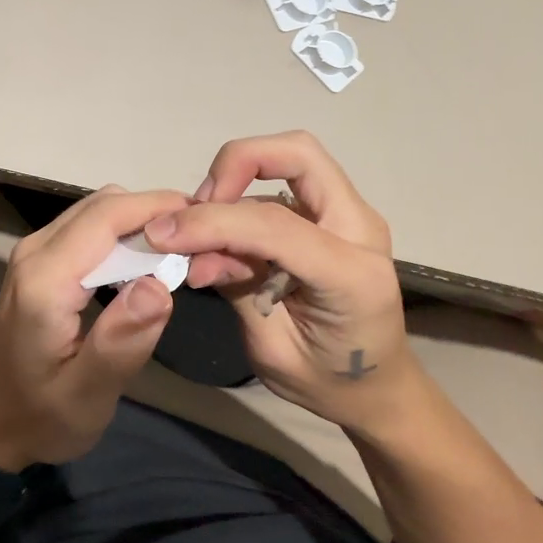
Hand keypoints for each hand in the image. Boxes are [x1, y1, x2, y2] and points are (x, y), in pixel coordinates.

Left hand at [0, 188, 191, 471]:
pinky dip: (122, 234)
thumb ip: (120, 343)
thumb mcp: (87, 396)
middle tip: (201, 241)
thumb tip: (158, 286)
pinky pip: (86, 228)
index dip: (155, 208)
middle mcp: (34, 252)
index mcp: (44, 281)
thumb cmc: (41, 417)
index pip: (105, 217)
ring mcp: (33, 253)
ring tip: (181, 252)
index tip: (206, 217)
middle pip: (101, 206)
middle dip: (153, 212)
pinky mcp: (40, 261)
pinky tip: (147, 264)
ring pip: (94, 211)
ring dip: (139, 221)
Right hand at [142, 132, 421, 435]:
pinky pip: (283, 181)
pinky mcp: (332, 213)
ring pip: (290, 157)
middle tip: (199, 206)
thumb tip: (190, 252)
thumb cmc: (329, 382)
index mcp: (353, 277)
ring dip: (235, 178)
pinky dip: (243, 196)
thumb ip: (236, 289)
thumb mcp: (273, 352)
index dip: (213, 223)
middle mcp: (358, 230)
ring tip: (202, 227)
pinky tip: (221, 234)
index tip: (163, 234)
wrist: (379, 390)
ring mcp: (348, 216)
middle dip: (236, 164)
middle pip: (298, 152)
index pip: (275, 224)